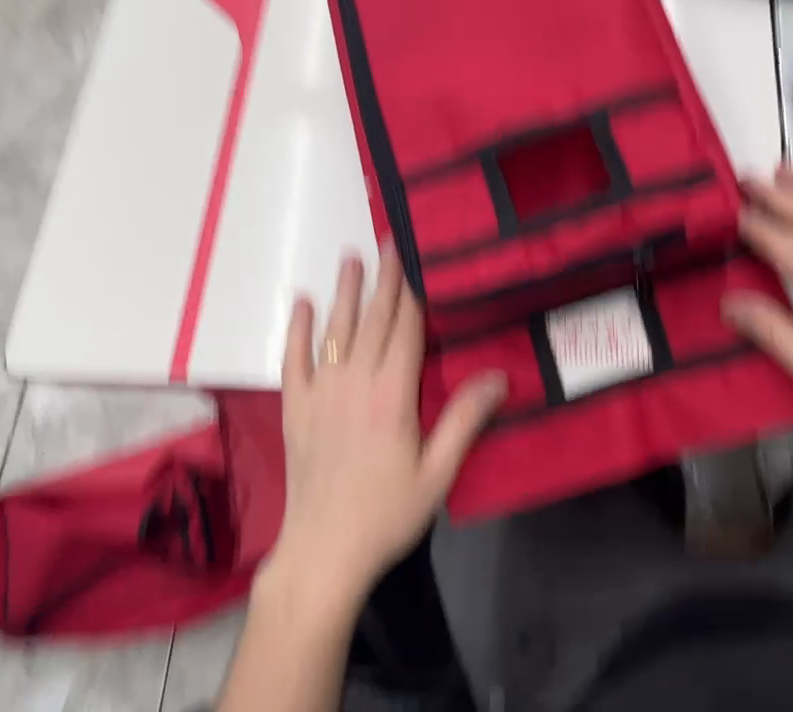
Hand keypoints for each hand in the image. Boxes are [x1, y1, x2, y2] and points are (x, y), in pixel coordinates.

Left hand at [266, 243, 506, 609]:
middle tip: (389, 239)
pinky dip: (297, 329)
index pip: (405, 328)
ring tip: (352, 257)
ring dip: (345, 292)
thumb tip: (499, 376)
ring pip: (335, 331)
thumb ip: (465, 420)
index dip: (411, 289)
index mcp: (392, 395)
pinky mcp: (295, 409)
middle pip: (373, 320)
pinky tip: (301, 303)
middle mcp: (354, 383)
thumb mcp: (438, 473)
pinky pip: (293, 359)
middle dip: (383, 278)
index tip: (415, 254)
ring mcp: (320, 393)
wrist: (323, 552)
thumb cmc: (388, 514)